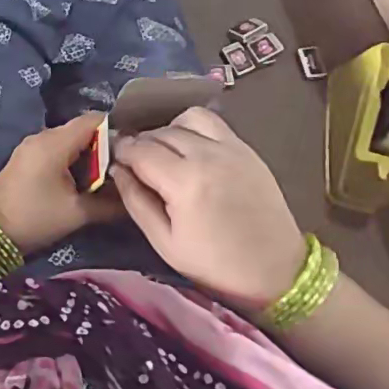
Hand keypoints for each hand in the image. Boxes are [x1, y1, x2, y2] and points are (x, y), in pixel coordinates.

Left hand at [0, 112, 121, 254]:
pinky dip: (72, 161)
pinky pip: (56, 150)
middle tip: (123, 168)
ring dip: (88, 155)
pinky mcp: (25, 159)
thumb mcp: (77, 213)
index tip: (132, 151)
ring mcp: (31, 147)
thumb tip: (134, 196)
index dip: (117, 131)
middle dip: (104, 146)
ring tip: (106, 177)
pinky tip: (82, 181)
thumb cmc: (35, 218)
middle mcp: (42, 136)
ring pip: (69, 141)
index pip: (94, 120)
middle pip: (82, 129)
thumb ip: (110, 203)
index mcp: (55, 142)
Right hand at [109, 108, 305, 308]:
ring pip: (186, 119)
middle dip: (140, 142)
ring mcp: (231, 148)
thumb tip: (118, 171)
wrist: (275, 269)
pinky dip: (193, 128)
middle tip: (134, 162)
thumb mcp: (164, 242)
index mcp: (185, 183)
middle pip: (160, 132)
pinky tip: (190, 150)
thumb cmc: (215, 264)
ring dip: (167, 130)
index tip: (113, 160)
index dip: (121, 151)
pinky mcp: (247, 149)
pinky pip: (213, 123)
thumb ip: (136, 202)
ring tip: (163, 153)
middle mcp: (208, 156)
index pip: (140, 150)